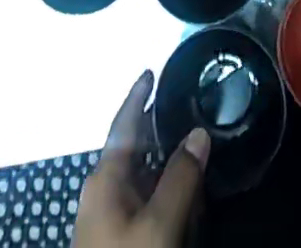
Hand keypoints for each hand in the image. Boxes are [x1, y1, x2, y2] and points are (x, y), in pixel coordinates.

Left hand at [74, 71, 210, 247]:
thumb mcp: (159, 225)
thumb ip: (180, 177)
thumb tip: (198, 133)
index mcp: (104, 180)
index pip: (123, 125)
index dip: (137, 97)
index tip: (150, 70)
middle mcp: (102, 193)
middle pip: (131, 148)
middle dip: (156, 127)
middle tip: (184, 105)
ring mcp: (107, 219)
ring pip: (138, 175)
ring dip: (162, 159)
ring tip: (190, 141)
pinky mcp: (117, 239)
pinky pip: (141, 200)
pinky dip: (161, 187)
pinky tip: (182, 191)